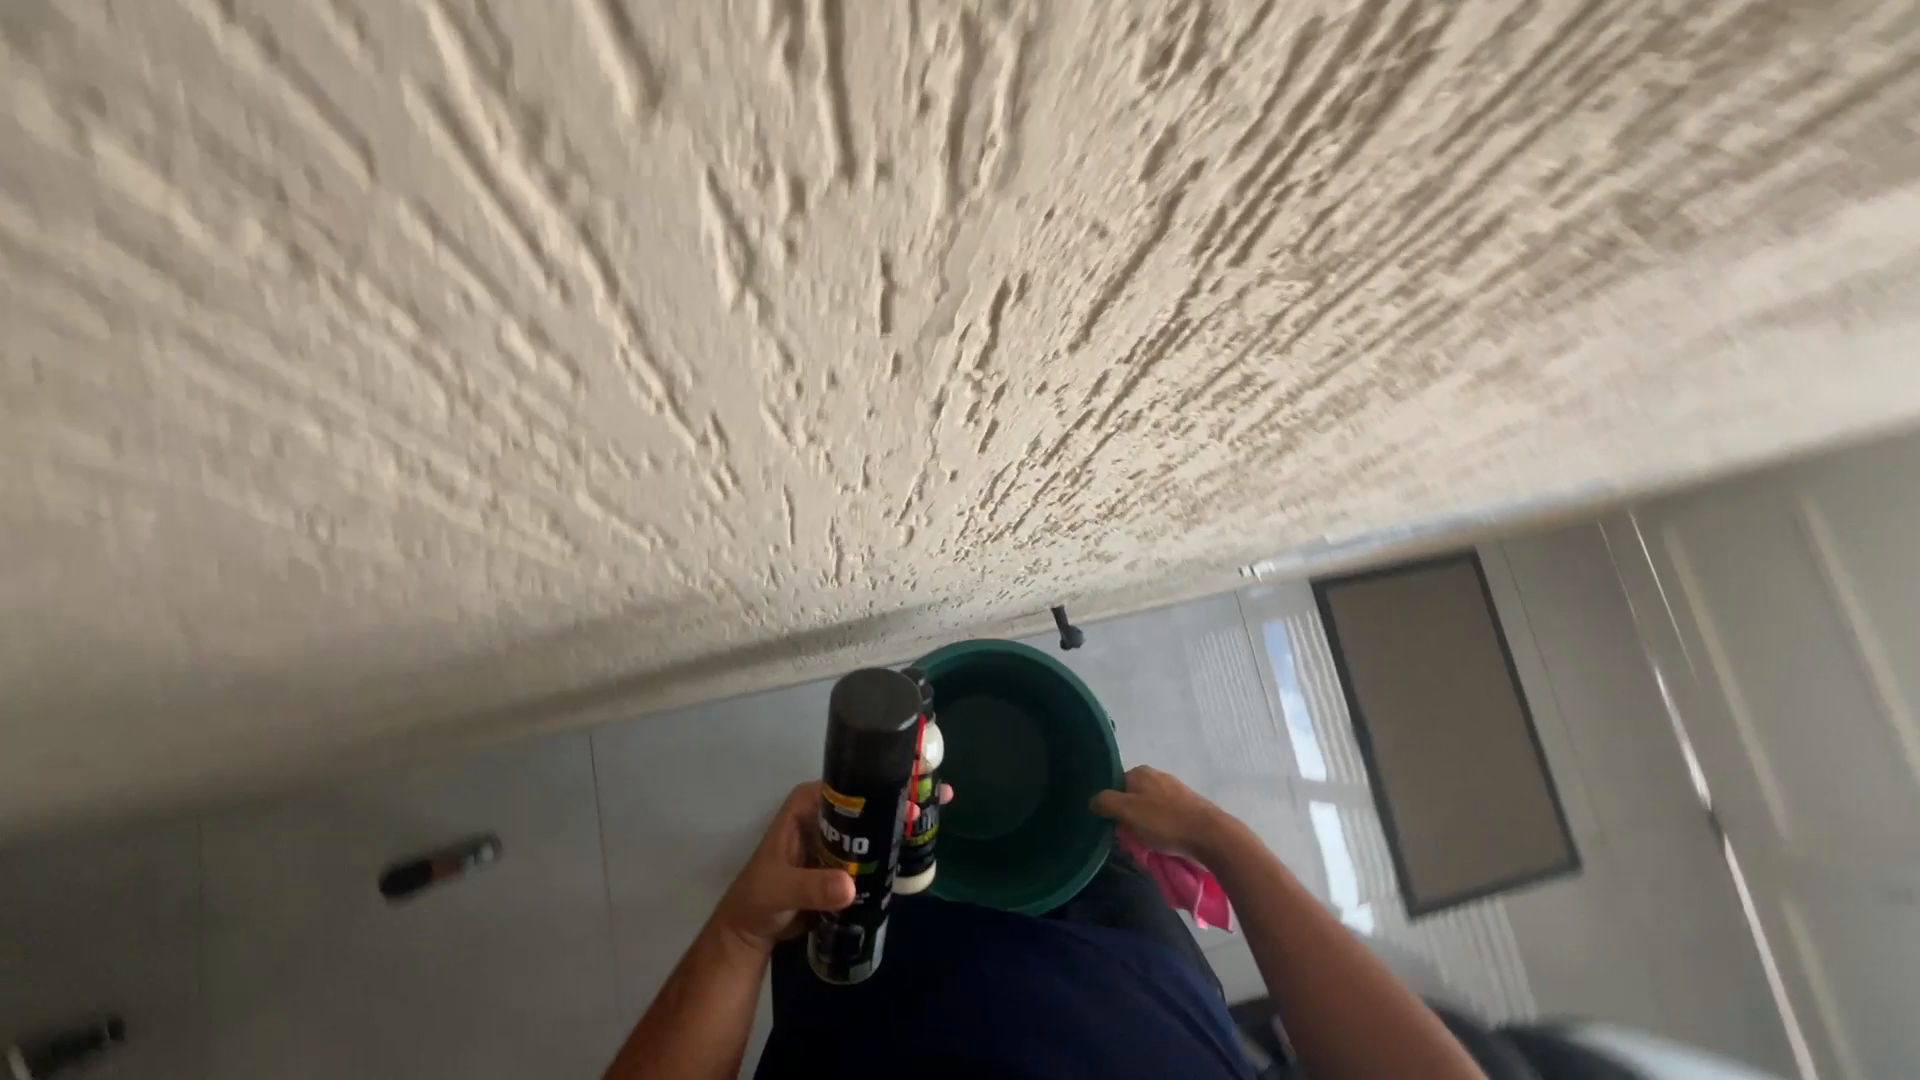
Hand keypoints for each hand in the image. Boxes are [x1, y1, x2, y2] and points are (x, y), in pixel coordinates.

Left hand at [709, 780, 955, 957]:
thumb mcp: (781, 889)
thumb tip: (851, 887)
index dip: (882, 787)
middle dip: (904, 797)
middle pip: (871, 799)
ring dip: (905, 821)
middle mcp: (828, 812)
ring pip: (877, 822)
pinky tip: (922, 849)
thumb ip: (812, 887)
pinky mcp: (847, 861)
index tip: (912, 797)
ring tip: (938, 818)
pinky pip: (876, 849)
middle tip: (942, 797)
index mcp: (809, 803)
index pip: (851, 785)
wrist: (752, 931)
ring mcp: (840, 837)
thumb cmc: (758, 898)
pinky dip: (897, 849)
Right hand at [1090, 765, 1238, 861]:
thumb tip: (1093, 801)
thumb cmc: (1165, 821)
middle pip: (1132, 799)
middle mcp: (1158, 776)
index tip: (1114, 826)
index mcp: (1141, 772)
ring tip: (1147, 845)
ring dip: (1145, 827)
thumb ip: (1105, 802)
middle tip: (1130, 839)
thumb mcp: (1128, 810)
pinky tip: (1165, 844)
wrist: (1211, 836)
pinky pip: (1166, 819)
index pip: (1115, 786)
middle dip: (1129, 819)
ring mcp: (1176, 791)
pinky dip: (1162, 831)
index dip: (1111, 807)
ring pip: (1149, 810)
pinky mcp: (1189, 808)